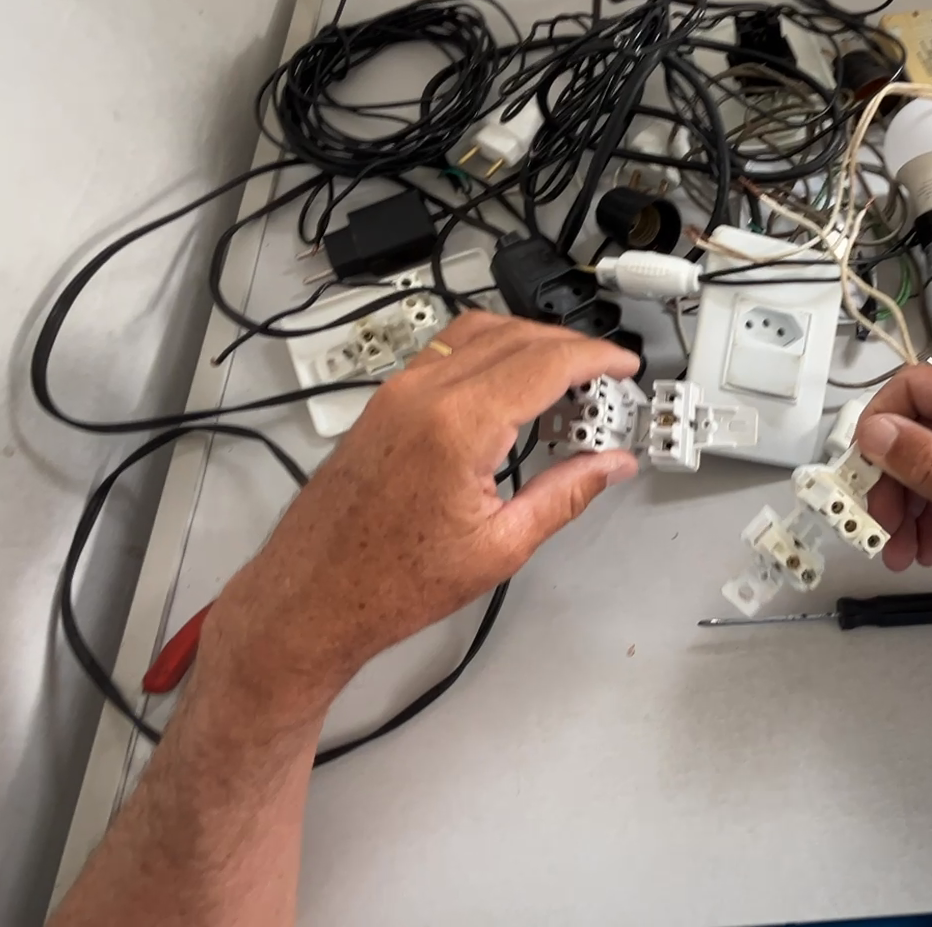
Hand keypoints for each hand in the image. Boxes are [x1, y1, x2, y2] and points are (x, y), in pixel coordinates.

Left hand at [197, 312, 638, 719]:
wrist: (309, 600)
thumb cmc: (388, 583)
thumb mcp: (500, 547)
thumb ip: (566, 494)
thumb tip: (611, 465)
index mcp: (457, 427)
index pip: (545, 363)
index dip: (597, 358)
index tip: (623, 366)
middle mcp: (423, 395)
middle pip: (518, 337)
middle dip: (573, 348)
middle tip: (605, 379)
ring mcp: (399, 392)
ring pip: (482, 332)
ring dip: (533, 342)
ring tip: (567, 379)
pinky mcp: (386, 401)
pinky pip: (450, 349)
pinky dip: (494, 350)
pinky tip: (513, 384)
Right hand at [855, 365, 931, 609]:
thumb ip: (925, 462)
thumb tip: (875, 429)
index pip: (913, 387)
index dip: (879, 423)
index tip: (862, 467)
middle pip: (916, 429)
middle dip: (892, 478)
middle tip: (880, 523)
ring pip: (928, 458)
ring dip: (907, 502)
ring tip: (901, 549)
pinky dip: (931, 509)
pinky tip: (924, 544)